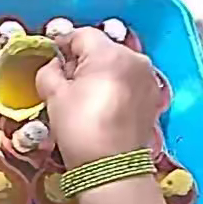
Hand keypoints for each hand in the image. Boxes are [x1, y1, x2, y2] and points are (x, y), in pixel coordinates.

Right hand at [34, 28, 163, 169]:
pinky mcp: (153, 97)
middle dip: (82, 61)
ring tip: (83, 98)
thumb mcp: (54, 98)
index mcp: (109, 54)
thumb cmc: (80, 128)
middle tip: (65, 83)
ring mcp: (148, 78)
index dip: (62, 45)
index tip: (51, 59)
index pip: (81, 35)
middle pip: (102, 49)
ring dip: (99, 74)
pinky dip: (114, 87)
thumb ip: (49, 72)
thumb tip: (54, 64)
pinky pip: (128, 82)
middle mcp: (135, 59)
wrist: (110, 167)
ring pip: (116, 65)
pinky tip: (101, 107)